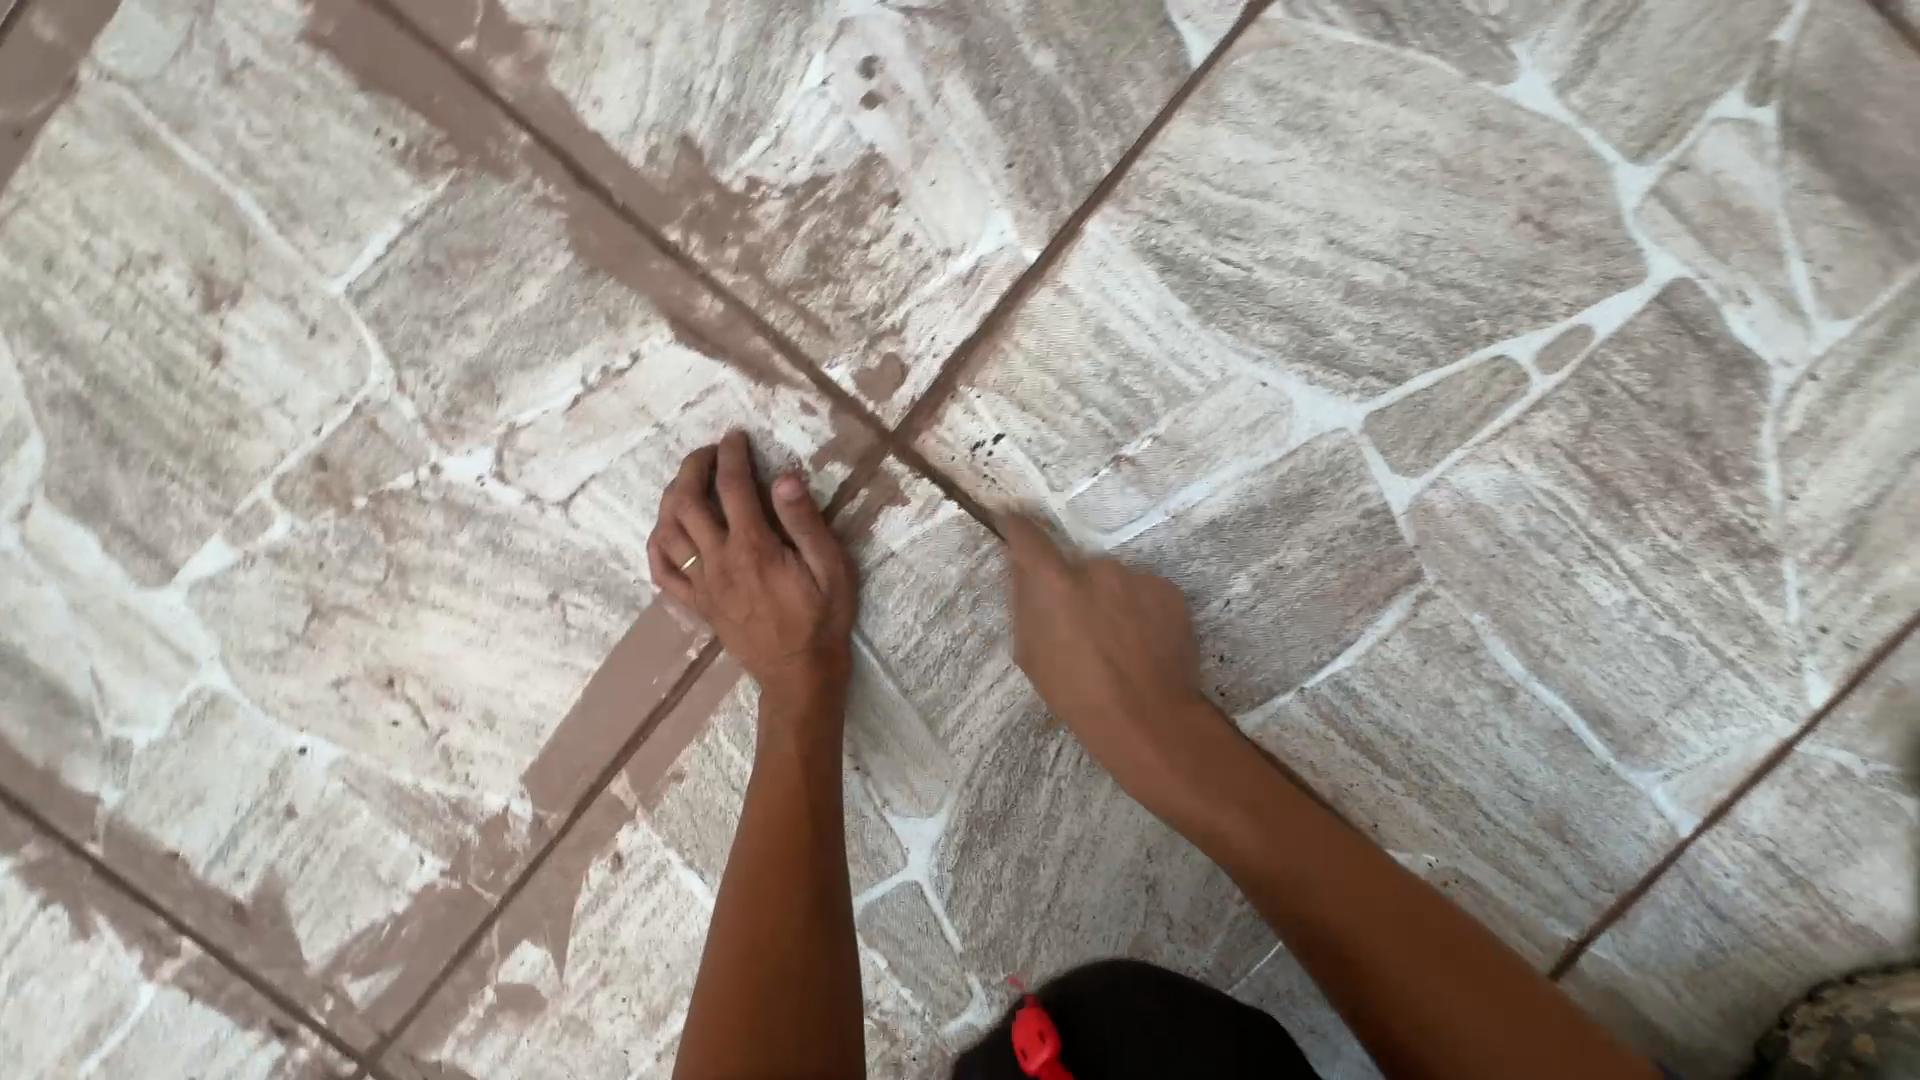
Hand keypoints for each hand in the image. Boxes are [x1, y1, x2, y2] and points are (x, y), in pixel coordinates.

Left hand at [647, 432, 857, 715]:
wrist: (800, 674)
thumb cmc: (823, 619)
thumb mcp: (831, 569)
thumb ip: (805, 522)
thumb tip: (784, 477)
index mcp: (753, 547)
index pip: (732, 486)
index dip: (732, 454)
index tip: (736, 436)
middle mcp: (719, 561)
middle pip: (686, 501)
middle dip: (693, 467)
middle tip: (710, 452)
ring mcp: (702, 585)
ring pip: (666, 531)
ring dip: (671, 498)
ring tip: (688, 483)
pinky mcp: (697, 605)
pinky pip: (661, 572)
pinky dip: (657, 545)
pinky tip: (666, 531)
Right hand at [1001, 515, 1238, 817]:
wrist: (1148, 717)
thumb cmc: (1077, 693)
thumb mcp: (1031, 654)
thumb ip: (1024, 603)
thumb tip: (1020, 570)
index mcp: (1054, 582)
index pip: (1027, 535)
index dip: (1017, 526)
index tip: (1012, 518)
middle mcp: (1096, 567)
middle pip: (1077, 566)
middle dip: (1074, 585)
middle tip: (1080, 624)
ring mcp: (1137, 576)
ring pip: (1114, 579)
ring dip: (1110, 598)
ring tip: (1118, 640)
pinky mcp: (1169, 590)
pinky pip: (1145, 592)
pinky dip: (1140, 609)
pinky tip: (1142, 641)